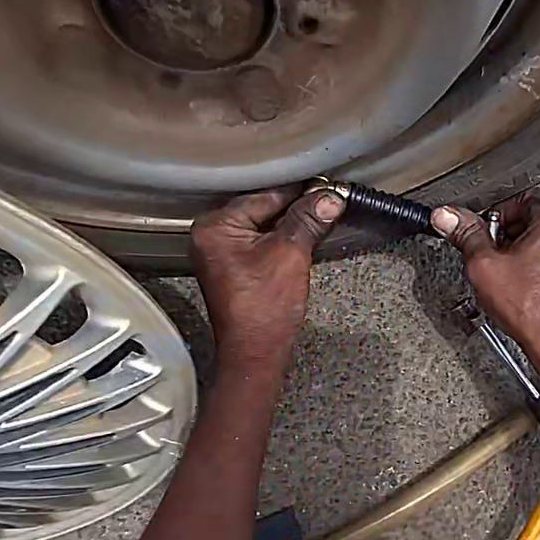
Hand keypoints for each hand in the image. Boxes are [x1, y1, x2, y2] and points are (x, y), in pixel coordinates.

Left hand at [190, 185, 345, 369]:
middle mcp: (210, 236)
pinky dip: (280, 241)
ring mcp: (219, 254)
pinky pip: (259, 244)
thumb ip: (308, 220)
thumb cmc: (263, 309)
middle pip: (261, 209)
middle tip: (328, 201)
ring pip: (261, 227)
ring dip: (290, 225)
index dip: (298, 192)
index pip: (264, 196)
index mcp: (215, 227)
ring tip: (320, 219)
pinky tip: (303, 240)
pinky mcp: (232, 269)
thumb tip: (328, 197)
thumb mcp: (291, 254)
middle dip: (295, 208)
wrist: (255, 352)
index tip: (326, 187)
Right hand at [432, 193, 539, 375]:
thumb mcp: (484, 266)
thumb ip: (465, 235)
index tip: (481, 232)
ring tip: (505, 274)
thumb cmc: (532, 309)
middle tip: (490, 255)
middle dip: (505, 235)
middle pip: (531, 218)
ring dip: (519, 252)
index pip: (519, 198)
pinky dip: (534, 267)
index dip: (493, 215)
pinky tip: (521, 286)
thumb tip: (447, 216)